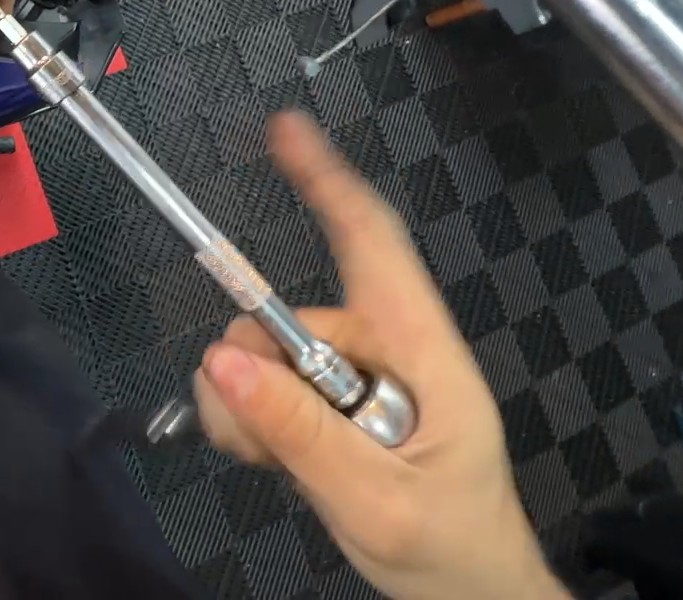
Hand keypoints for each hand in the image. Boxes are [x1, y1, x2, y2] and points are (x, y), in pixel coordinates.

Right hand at [194, 112, 565, 599]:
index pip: (371, 242)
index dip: (328, 180)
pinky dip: (238, 418)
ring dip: (243, 408)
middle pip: (275, 315)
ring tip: (278, 462)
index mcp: (416, 347)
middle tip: (263, 440)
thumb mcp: (382, 504)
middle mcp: (369, 344)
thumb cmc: (454, 550)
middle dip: (250, 373)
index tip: (285, 129)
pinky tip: (267, 454)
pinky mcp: (307, 396)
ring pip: (247, 355)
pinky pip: (242, 385)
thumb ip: (302, 434)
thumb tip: (220, 360)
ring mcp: (334, 371)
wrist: (463, 595)